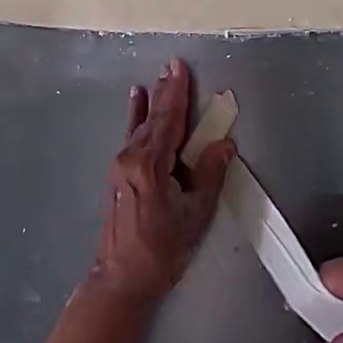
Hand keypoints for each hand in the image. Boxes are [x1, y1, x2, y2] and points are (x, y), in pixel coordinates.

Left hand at [88, 58, 234, 307]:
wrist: (121, 278)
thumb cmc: (162, 250)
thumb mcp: (195, 216)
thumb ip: (209, 175)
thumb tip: (223, 144)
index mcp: (151, 166)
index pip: (170, 120)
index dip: (178, 93)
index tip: (181, 68)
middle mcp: (132, 157)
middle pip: (155, 117)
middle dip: (166, 90)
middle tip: (174, 64)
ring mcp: (121, 163)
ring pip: (142, 124)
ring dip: (154, 100)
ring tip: (160, 77)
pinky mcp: (118, 171)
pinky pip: (130, 135)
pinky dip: (136, 115)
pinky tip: (136, 99)